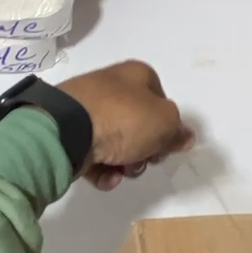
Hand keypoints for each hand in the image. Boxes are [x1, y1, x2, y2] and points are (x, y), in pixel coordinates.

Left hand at [54, 61, 192, 189]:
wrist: (67, 129)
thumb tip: (184, 135)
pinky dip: (101, 169)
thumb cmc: (123, 118)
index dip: (167, 124)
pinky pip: (94, 153)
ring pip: (117, 142)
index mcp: (135, 75)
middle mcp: (111, 87)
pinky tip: (103, 177)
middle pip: (139, 124)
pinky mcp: (70, 131)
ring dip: (124, 164)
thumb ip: (177, 130)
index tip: (166, 143)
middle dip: (145, 149)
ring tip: (120, 172)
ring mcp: (87, 109)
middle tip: (143, 159)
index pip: (160, 99)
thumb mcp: (164, 122)